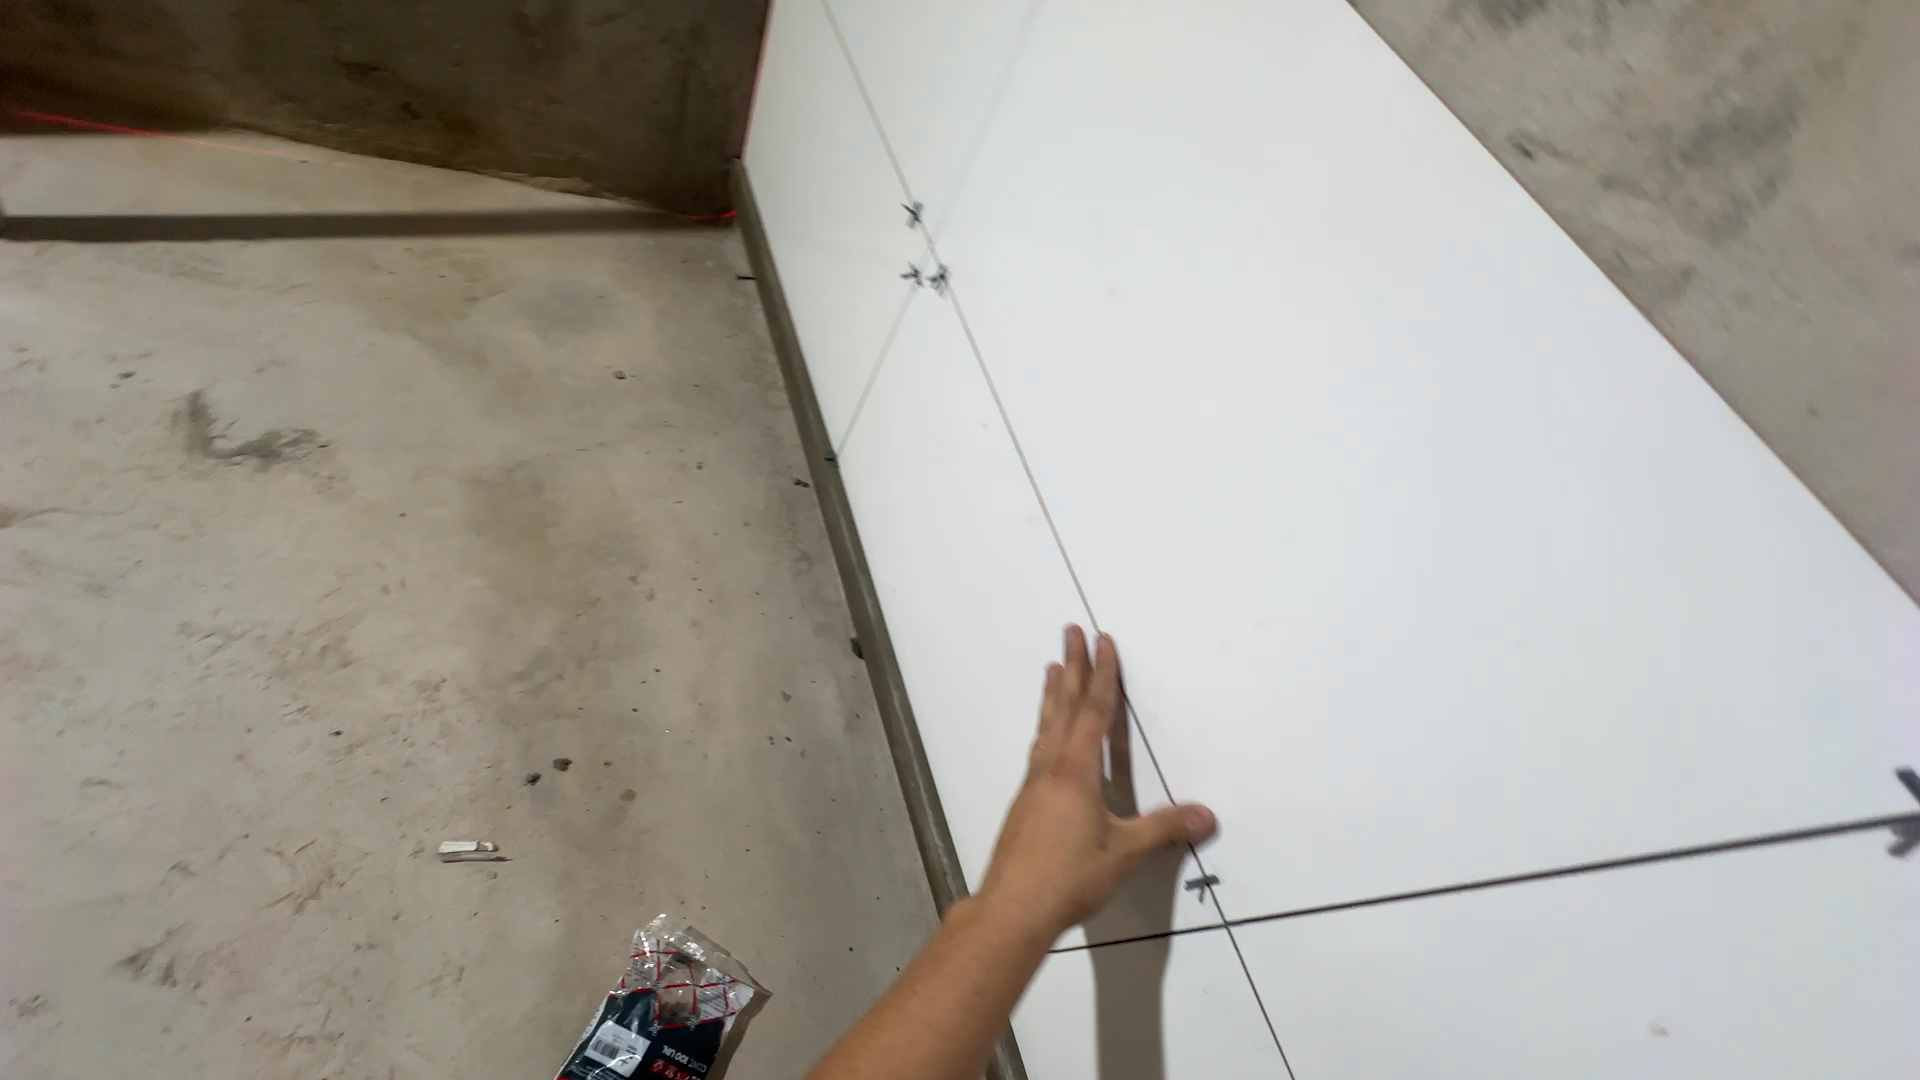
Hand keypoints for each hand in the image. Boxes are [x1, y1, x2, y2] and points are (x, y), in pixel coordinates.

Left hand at [973, 626, 1216, 941]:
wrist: (1012, 907)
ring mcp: (1034, 783)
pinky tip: (1046, 735)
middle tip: (1069, 631)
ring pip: (1046, 724)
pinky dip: (1045, 725)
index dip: (1102, 674)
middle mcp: (1051, 766)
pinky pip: (1039, 747)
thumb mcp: (1124, 854)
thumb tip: (1207, 815)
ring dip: (1053, 692)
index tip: (1102, 640)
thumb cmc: (1069, 876)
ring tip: (1053, 667)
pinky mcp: (1025, 802)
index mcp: (1076, 770)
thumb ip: (1164, 831)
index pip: (1093, 710)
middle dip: (1072, 665)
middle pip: (1063, 705)